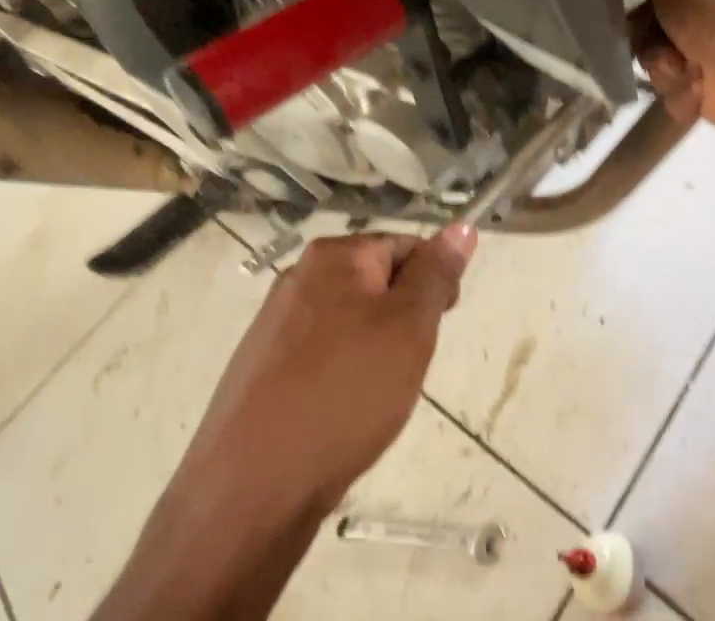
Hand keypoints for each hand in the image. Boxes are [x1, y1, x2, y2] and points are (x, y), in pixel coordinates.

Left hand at [173, 228, 479, 518]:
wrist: (252, 487)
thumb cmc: (345, 393)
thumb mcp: (409, 327)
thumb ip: (436, 273)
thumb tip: (462, 226)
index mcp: (334, 256)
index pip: (407, 245)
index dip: (434, 282)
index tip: (440, 325)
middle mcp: (298, 278)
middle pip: (378, 281)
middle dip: (405, 317)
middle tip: (410, 361)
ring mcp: (275, 325)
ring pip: (353, 320)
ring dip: (378, 348)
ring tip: (379, 392)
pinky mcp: (264, 368)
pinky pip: (324, 353)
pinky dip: (345, 373)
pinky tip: (346, 409)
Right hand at [621, 0, 714, 126]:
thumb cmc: (712, 19)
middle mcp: (699, 19)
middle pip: (646, 29)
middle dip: (646, 40)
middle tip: (657, 42)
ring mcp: (700, 57)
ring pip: (655, 64)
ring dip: (665, 69)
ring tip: (687, 71)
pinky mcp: (701, 93)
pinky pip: (671, 94)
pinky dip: (683, 94)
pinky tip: (699, 91)